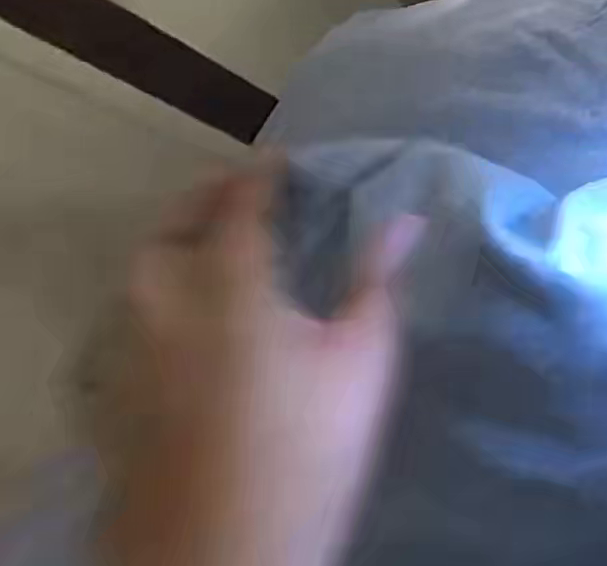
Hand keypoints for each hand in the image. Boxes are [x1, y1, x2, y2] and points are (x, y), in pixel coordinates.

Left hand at [103, 162, 423, 565]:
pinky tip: (194, 305)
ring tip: (219, 239)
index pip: (235, 225)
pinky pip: (130, 323)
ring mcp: (132, 367)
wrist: (233, 541)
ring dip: (170, 248)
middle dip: (191, 209)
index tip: (276, 158)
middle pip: (156, 249)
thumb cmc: (317, 435)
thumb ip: (375, 278)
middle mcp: (166, 325)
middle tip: (236, 189)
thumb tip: (405, 219)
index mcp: (233, 305)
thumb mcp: (364, 351)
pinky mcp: (122, 402)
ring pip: (132, 288)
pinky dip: (159, 292)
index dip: (254, 185)